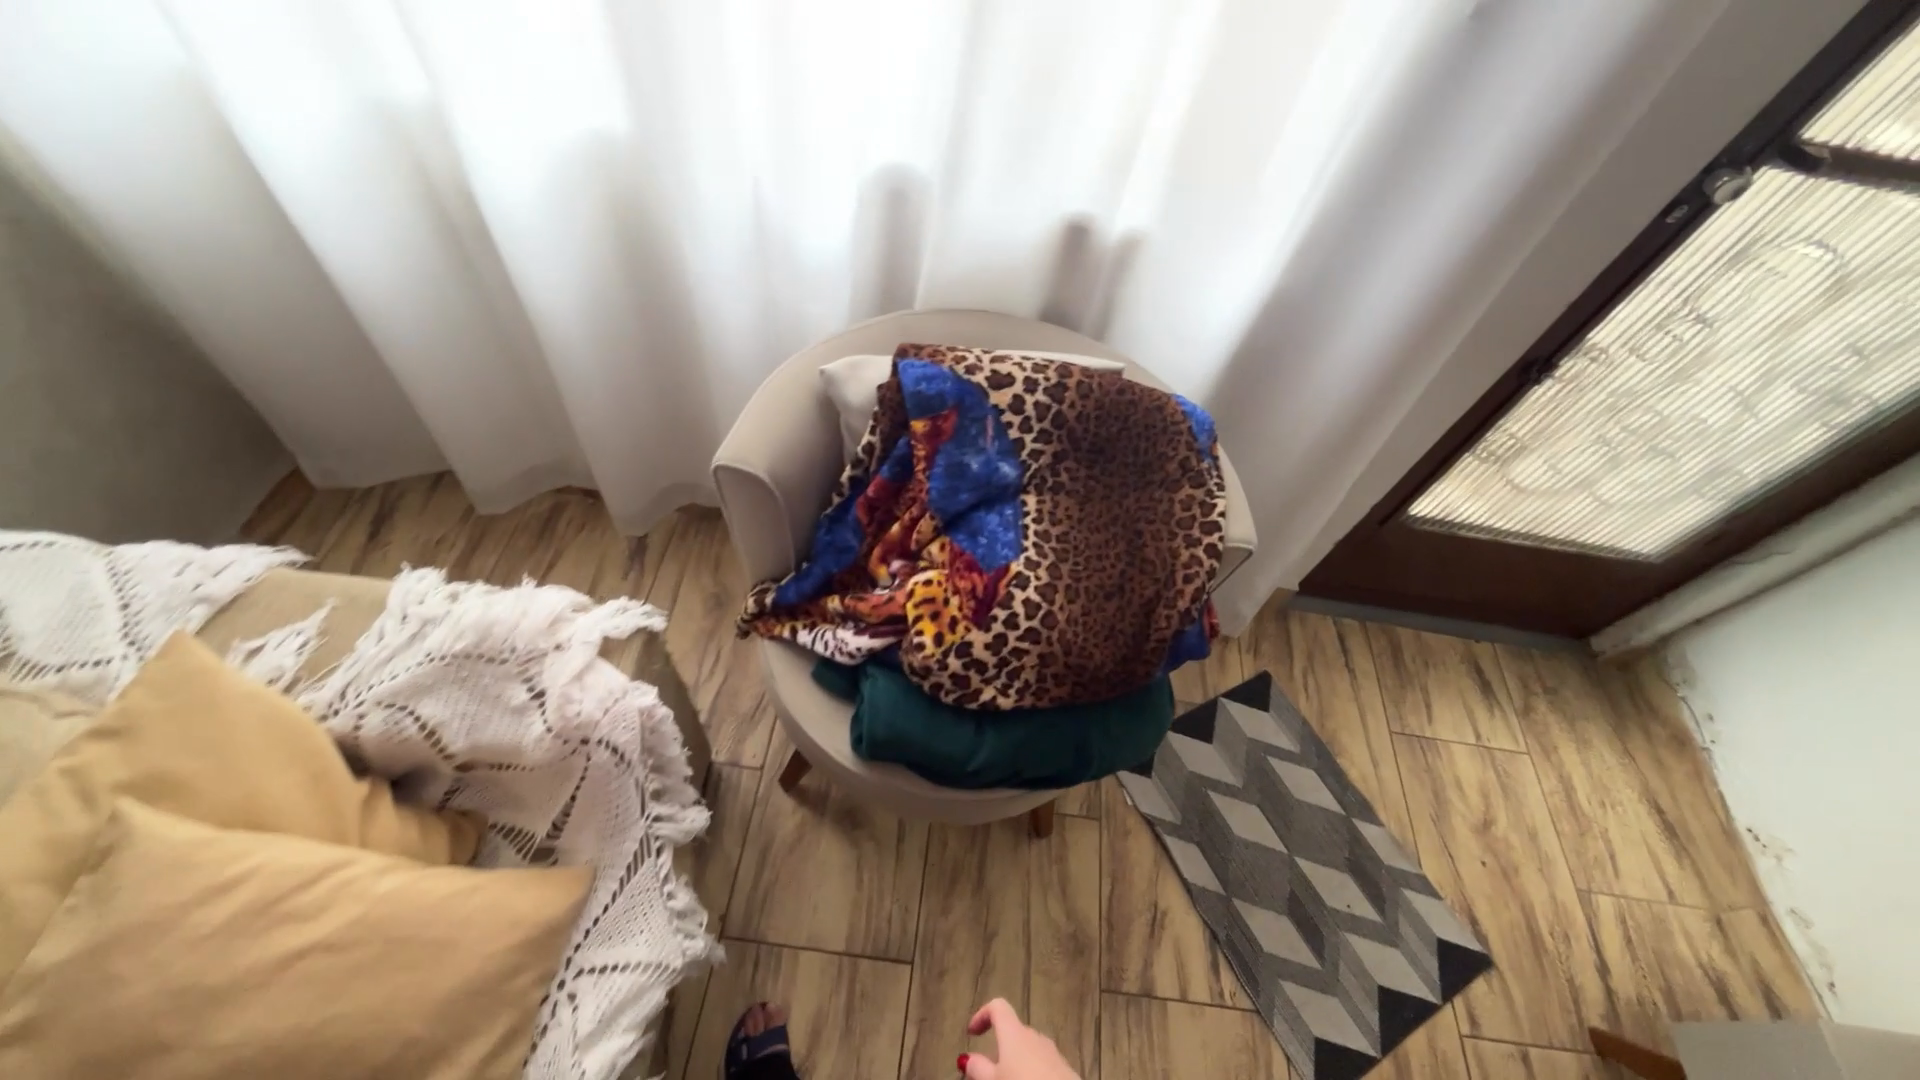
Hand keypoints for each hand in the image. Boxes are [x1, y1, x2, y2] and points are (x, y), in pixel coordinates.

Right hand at [961, 998, 1080, 1079]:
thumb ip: (978, 1068)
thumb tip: (967, 1058)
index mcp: (1014, 1032)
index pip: (997, 1006)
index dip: (982, 1015)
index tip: (971, 1033)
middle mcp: (1034, 1035)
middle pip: (1013, 1032)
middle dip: (999, 1049)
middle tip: (987, 1072)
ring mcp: (1051, 1051)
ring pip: (1027, 1050)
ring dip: (1014, 1062)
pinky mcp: (1064, 1068)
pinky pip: (1041, 1063)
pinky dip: (1030, 1072)